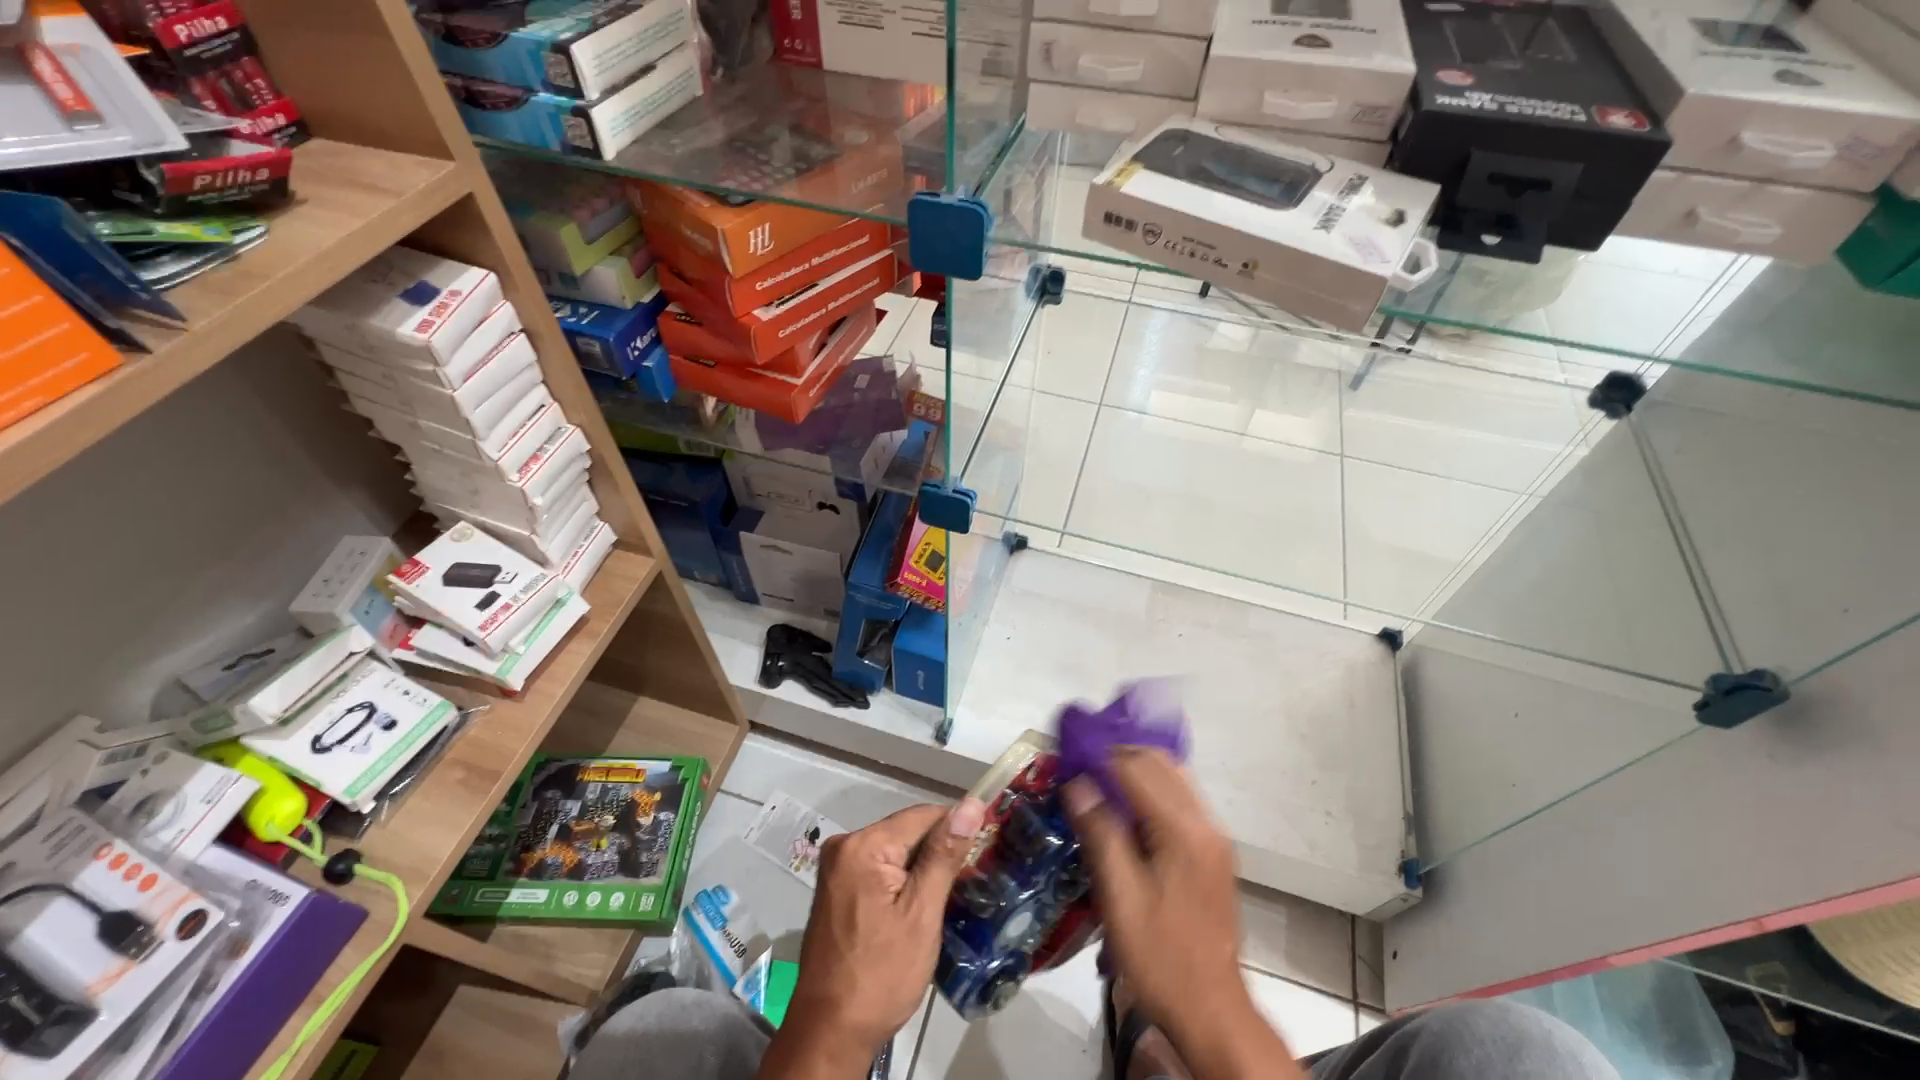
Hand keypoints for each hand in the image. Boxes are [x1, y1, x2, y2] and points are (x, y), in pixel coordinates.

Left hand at [761, 799, 986, 1079]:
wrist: (831, 1029)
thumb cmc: (881, 974)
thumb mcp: (921, 913)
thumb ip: (944, 855)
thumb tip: (970, 805)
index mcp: (863, 845)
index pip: (923, 815)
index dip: (957, 830)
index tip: (985, 854)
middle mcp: (844, 846)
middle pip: (907, 832)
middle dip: (938, 854)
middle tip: (968, 886)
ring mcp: (837, 869)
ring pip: (896, 852)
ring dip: (922, 871)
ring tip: (948, 900)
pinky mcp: (837, 890)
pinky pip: (880, 870)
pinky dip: (903, 884)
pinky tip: (920, 910)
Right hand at [1064, 749, 1297, 1079]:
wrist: (1211, 1008)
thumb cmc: (1159, 956)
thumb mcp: (1120, 899)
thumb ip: (1101, 835)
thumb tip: (1077, 784)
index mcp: (1183, 831)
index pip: (1138, 767)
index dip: (1100, 753)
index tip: (1066, 751)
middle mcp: (1206, 824)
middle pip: (1162, 764)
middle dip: (1118, 754)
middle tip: (1077, 764)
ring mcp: (1214, 839)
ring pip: (1174, 779)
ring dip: (1135, 771)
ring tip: (1094, 782)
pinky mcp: (1213, 855)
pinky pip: (1180, 803)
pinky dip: (1151, 792)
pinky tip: (1122, 812)